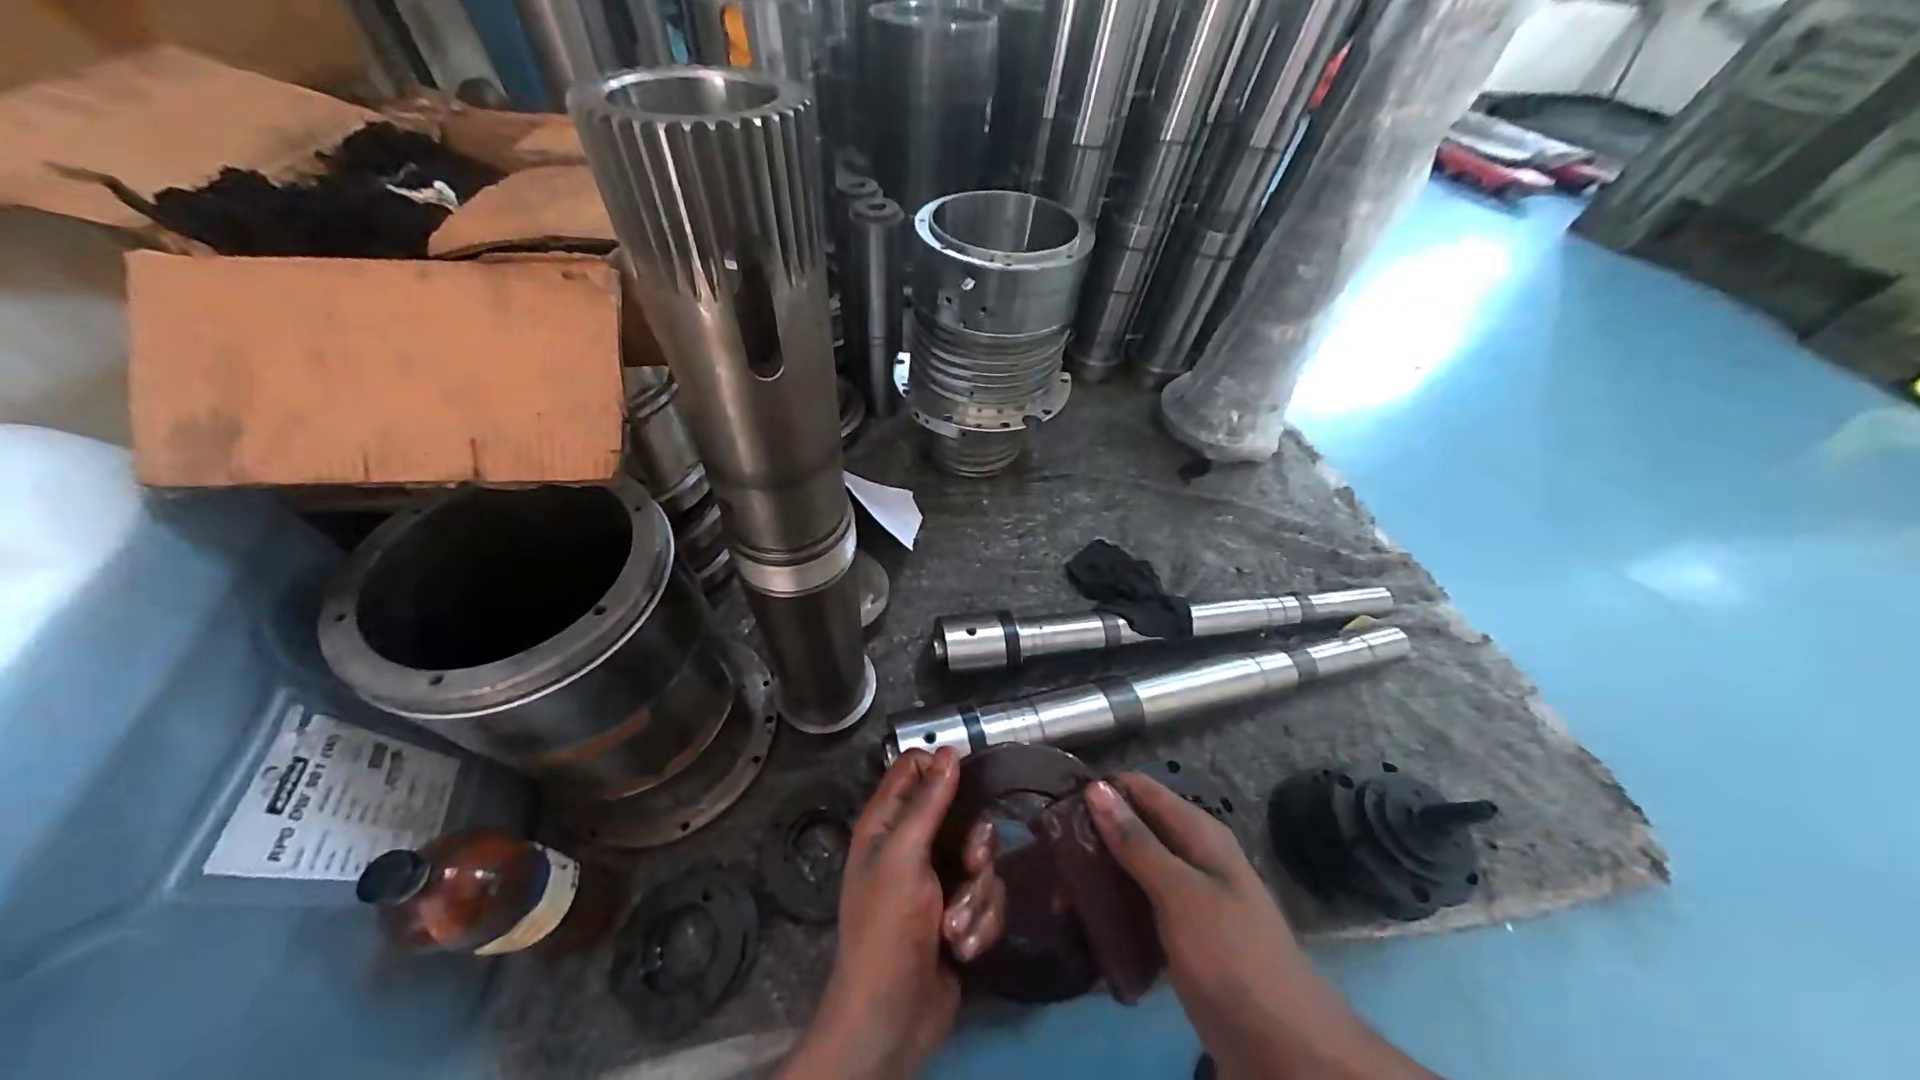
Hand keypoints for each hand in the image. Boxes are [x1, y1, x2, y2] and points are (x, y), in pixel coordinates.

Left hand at [779, 747, 1004, 1079]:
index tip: (966, 786)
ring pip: (983, 861)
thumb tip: (948, 751)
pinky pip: (990, 898)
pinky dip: (980, 924)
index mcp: (887, 824)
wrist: (893, 1017)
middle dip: (974, 848)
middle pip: (963, 815)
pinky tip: (962, 948)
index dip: (942, 770)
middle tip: (968, 865)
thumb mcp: (903, 858)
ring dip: (975, 898)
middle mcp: (914, 845)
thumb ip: (928, 803)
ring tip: (954, 929)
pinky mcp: (962, 913)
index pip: (915, 769)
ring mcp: (939, 881)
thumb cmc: (887, 930)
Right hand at [1086, 774, 1435, 1079]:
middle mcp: (1193, 856)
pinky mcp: (1182, 934)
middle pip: (1134, 826)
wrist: (1285, 1049)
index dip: (1100, 791)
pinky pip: (1139, 905)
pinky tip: (1085, 917)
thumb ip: (1137, 842)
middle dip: (1093, 833)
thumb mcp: (1180, 894)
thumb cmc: (1232, 958)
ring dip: (1099, 871)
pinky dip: (1114, 905)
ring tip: (1055, 884)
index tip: (1054, 807)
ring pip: (1133, 867)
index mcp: (1199, 834)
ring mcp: (1188, 897)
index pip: (1140, 789)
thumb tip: (1096, 787)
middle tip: (1046, 851)